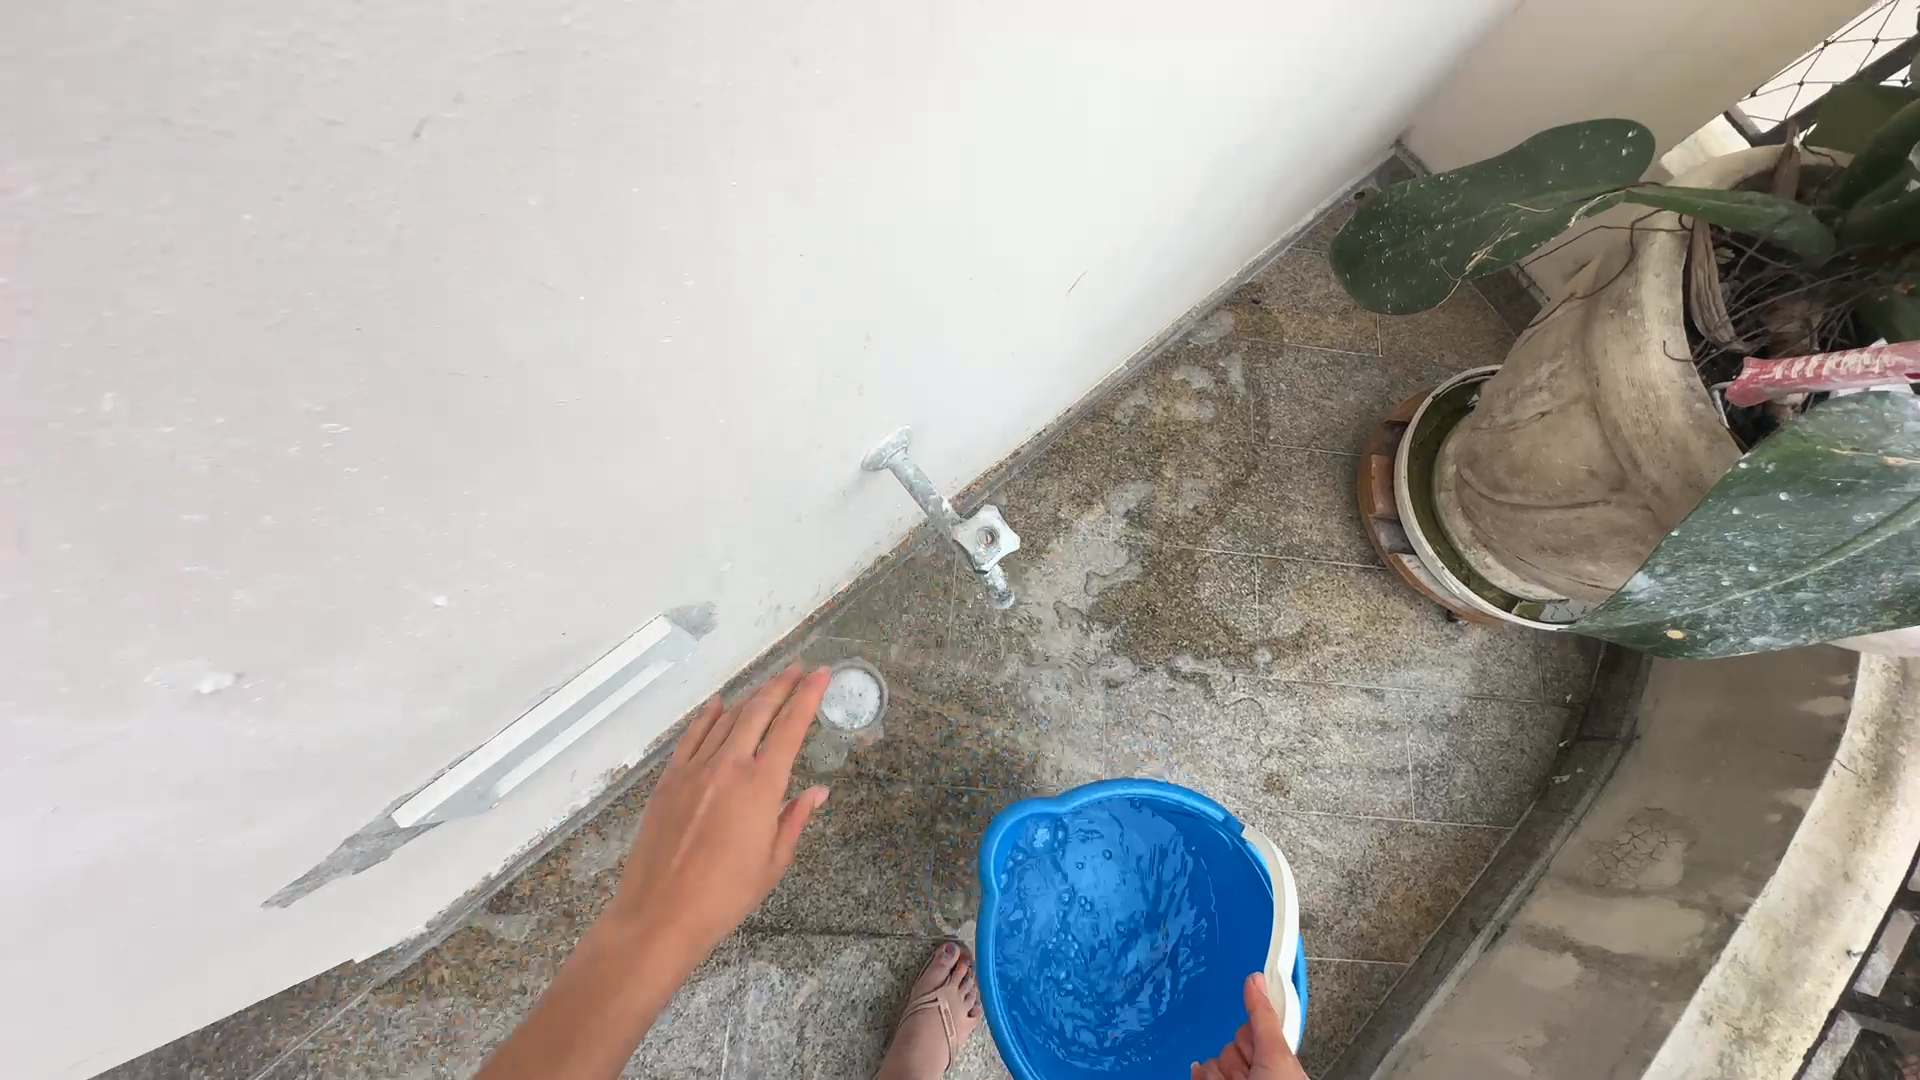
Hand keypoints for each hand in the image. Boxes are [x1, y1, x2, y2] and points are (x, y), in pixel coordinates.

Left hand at [607, 664, 831, 962]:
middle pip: (759, 710)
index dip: (808, 696)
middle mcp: (729, 766)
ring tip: (769, 685)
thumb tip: (817, 792)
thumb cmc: (725, 896)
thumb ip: (795, 819)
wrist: (659, 915)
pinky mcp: (670, 779)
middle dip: (782, 685)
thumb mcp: (773, 862)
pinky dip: (709, 716)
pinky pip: (692, 736)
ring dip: (751, 696)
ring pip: (728, 718)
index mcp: (761, 785)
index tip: (821, 674)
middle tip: (798, 669)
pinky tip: (719, 704)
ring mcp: (695, 769)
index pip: (791, 726)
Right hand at [1192, 973, 1308, 1079]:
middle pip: (1228, 1046)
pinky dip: (1202, 1077)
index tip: (1251, 1051)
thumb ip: (1263, 1017)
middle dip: (1234, 1059)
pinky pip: (1199, 1072)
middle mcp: (1254, 1073)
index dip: (1249, 1038)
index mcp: (1274, 1063)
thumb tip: (1256, 978)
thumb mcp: (1276, 1055)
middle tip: (1248, 1075)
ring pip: (1212, 1062)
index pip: (1250, 1031)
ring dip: (1217, 1074)